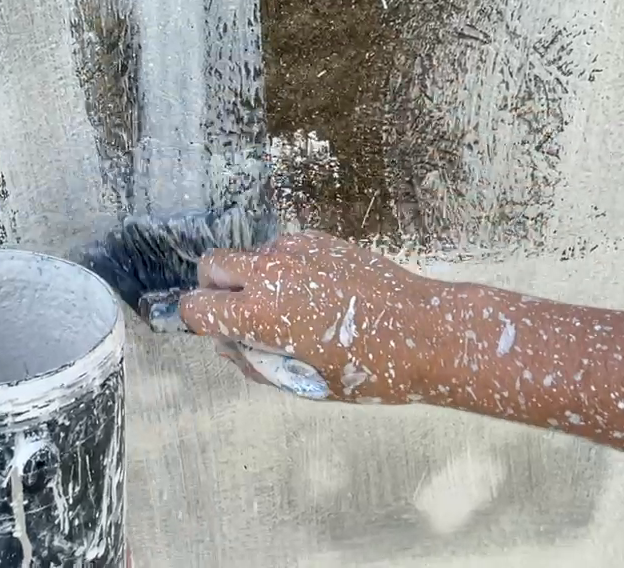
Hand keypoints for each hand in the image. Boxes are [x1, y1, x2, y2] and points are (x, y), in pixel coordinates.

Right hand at [178, 232, 441, 403]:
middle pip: (210, 265)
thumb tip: (228, 347)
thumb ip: (258, 365)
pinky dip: (282, 268)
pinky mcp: (314, 238)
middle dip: (214, 287)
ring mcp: (292, 251)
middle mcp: (268, 275)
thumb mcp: (307, 385)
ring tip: (289, 305)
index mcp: (261, 316)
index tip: (215, 330)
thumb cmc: (370, 370)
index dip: (198, 320)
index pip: (196, 306)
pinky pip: (280, 249)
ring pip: (247, 256)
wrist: (427, 331)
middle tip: (239, 311)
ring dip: (251, 277)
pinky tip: (316, 290)